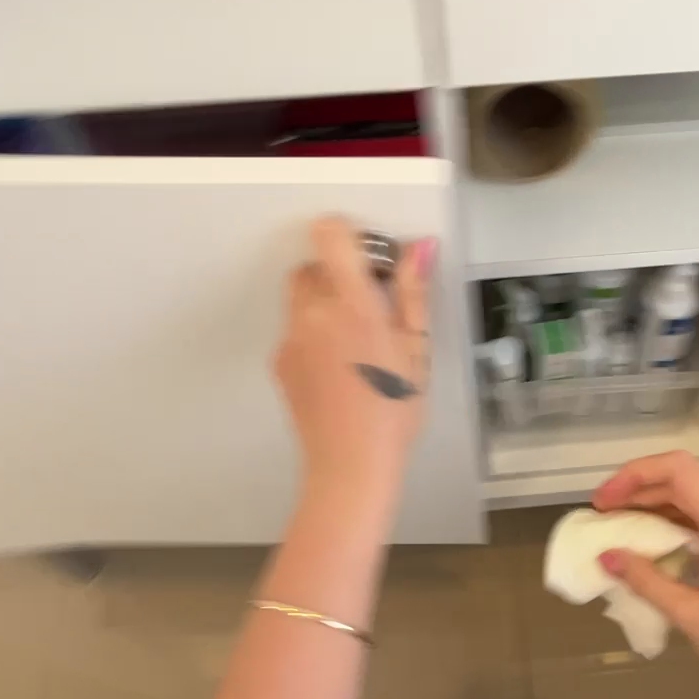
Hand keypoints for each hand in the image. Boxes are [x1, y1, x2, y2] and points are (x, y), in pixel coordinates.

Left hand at [275, 215, 436, 494]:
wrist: (351, 464)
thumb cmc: (392, 414)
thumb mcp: (417, 352)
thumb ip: (414, 294)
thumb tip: (419, 249)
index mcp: (354, 306)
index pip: (331, 235)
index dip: (348, 233)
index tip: (369, 256)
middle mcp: (314, 314)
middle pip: (315, 266)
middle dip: (341, 277)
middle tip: (371, 311)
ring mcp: (291, 337)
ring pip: (302, 297)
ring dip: (325, 304)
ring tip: (355, 345)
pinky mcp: (279, 360)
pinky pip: (294, 329)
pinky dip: (314, 335)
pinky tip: (340, 370)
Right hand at [594, 451, 698, 698]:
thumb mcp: (689, 613)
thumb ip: (645, 580)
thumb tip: (606, 557)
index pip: (678, 470)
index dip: (634, 475)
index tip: (603, 502)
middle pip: (687, 483)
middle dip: (641, 493)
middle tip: (604, 518)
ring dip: (660, 511)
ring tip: (624, 533)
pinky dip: (681, 528)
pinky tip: (660, 550)